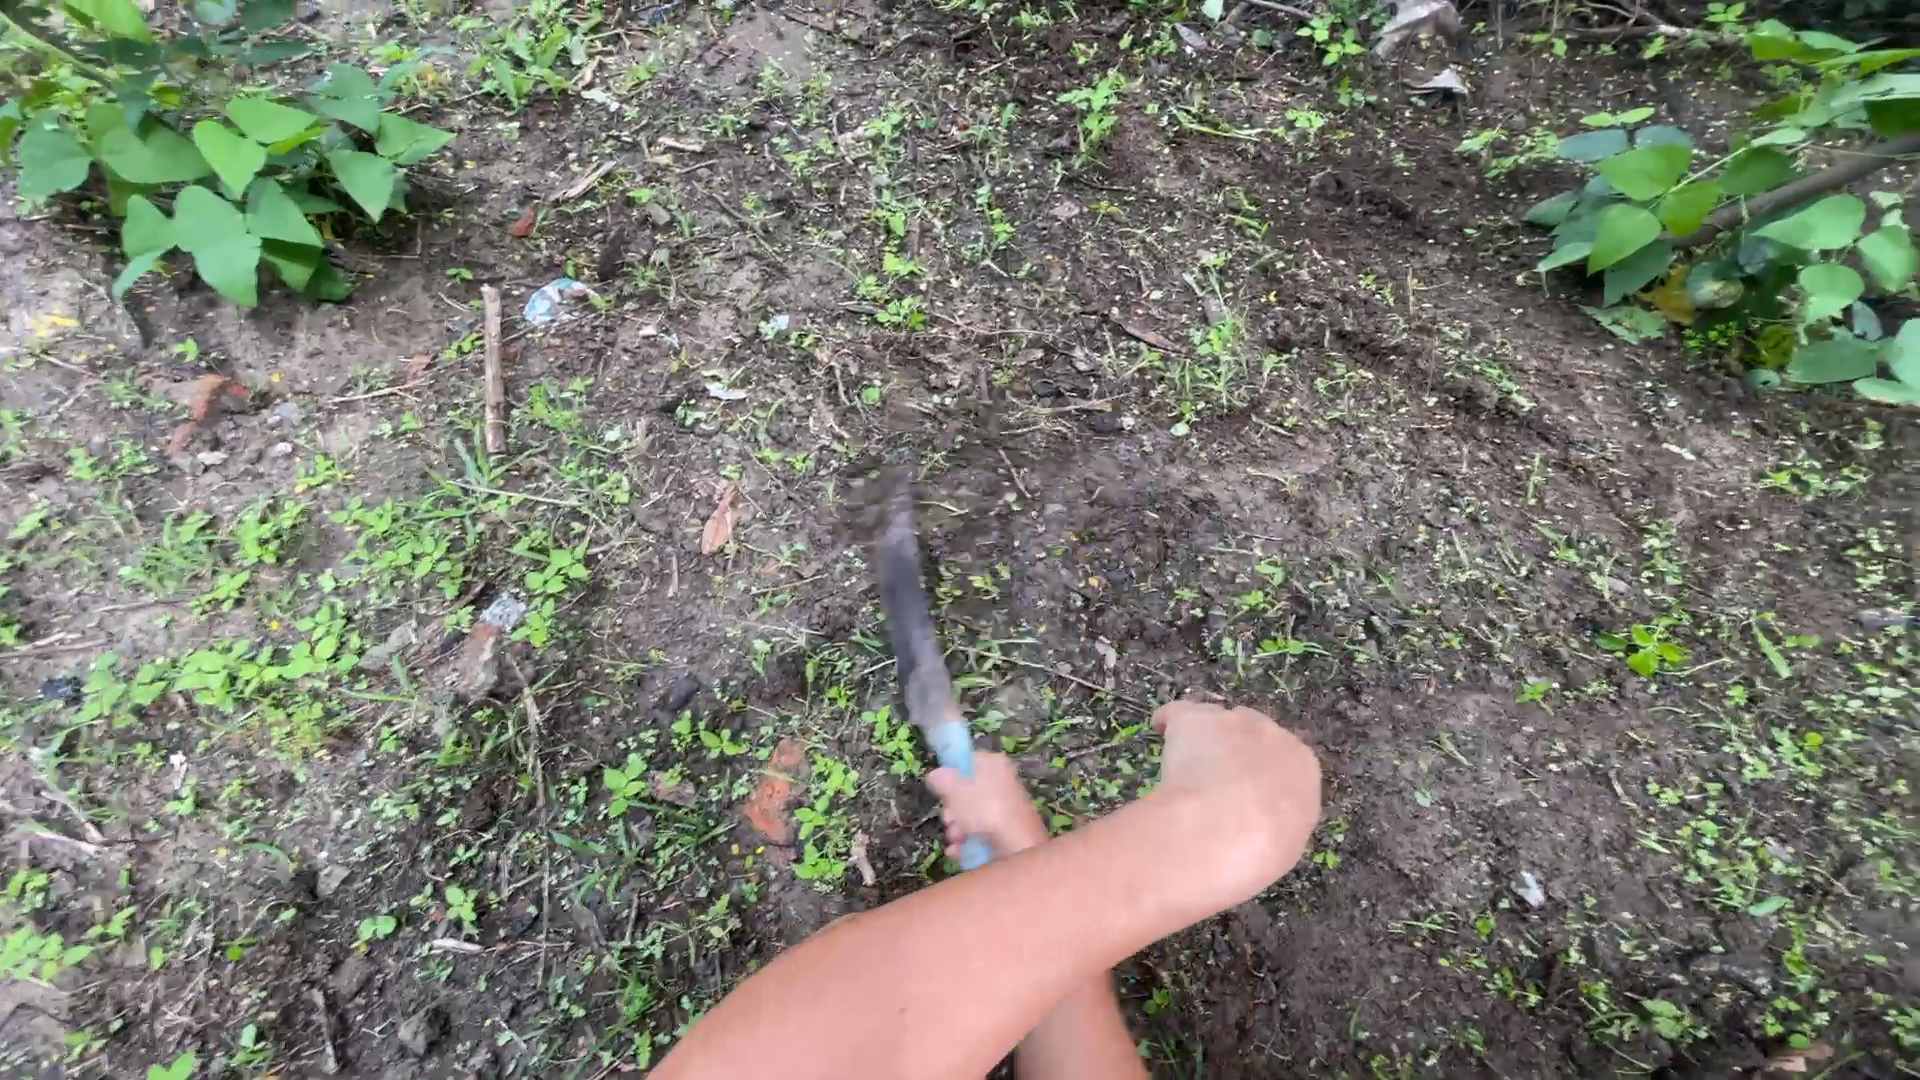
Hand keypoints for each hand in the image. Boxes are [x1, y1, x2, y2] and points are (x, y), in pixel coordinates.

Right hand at [927, 753, 1048, 858]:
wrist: (1017, 846)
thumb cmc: (984, 809)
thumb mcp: (955, 790)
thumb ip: (941, 779)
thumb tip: (935, 775)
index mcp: (993, 763)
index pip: (966, 761)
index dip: (951, 775)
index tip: (941, 790)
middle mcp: (1002, 782)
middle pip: (967, 791)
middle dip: (952, 809)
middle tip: (950, 819)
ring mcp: (1006, 808)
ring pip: (972, 815)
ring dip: (957, 829)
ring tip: (956, 838)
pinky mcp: (1008, 831)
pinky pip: (981, 833)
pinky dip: (967, 843)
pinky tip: (958, 851)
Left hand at [1150, 700, 1321, 890]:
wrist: (1224, 828)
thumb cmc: (1261, 849)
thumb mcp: (1285, 840)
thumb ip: (1277, 816)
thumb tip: (1259, 816)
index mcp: (1302, 765)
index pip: (1283, 757)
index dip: (1260, 771)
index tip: (1246, 787)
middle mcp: (1269, 733)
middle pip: (1249, 730)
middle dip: (1233, 749)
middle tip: (1214, 778)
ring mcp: (1230, 720)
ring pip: (1214, 719)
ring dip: (1203, 737)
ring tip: (1185, 764)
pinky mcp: (1193, 718)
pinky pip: (1178, 713)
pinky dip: (1168, 721)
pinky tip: (1160, 732)